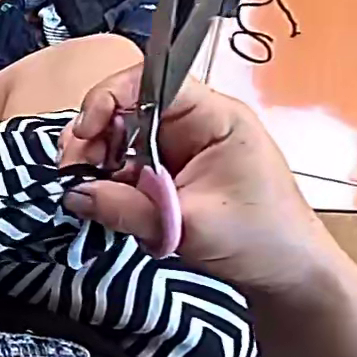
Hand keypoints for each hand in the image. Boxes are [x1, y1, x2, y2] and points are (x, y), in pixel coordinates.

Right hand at [59, 68, 355, 305]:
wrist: (286, 275)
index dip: (110, 98)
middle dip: (93, 135)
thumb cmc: (258, 240)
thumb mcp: (188, 226)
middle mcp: (193, 123)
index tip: (83, 133)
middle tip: (70, 172)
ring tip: (84, 190)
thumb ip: (127, 208)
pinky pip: (128, 165)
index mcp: (213, 117)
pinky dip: (108, 180)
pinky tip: (102, 199)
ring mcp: (179, 148)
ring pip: (122, 138)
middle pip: (127, 108)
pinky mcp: (169, 173)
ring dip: (96, 160)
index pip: (152, 81)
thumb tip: (72, 194)